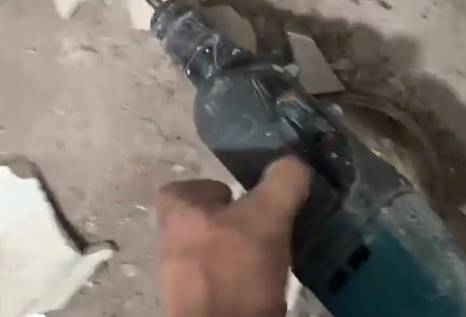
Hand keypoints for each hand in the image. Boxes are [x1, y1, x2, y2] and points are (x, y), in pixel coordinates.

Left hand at [155, 157, 312, 316]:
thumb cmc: (233, 268)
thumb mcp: (267, 216)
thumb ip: (282, 182)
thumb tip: (296, 162)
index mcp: (174, 206)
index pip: (206, 184)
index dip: (232, 193)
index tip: (254, 207)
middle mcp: (169, 237)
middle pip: (215, 219)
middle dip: (242, 227)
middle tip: (267, 235)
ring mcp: (179, 275)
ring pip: (219, 253)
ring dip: (243, 258)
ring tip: (268, 265)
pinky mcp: (194, 305)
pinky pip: (221, 283)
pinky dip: (241, 285)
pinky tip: (260, 291)